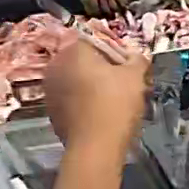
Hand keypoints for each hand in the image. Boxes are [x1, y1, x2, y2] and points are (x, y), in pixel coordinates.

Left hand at [45, 39, 148, 163]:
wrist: (95, 147)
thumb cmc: (116, 104)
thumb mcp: (135, 77)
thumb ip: (137, 60)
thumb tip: (137, 56)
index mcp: (74, 50)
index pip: (97, 41)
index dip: (116, 54)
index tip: (131, 70)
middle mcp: (56, 65)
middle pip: (84, 62)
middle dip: (103, 71)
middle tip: (124, 86)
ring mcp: (50, 90)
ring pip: (76, 82)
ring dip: (92, 88)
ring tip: (113, 104)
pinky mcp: (51, 112)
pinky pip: (71, 101)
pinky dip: (84, 104)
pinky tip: (99, 117)